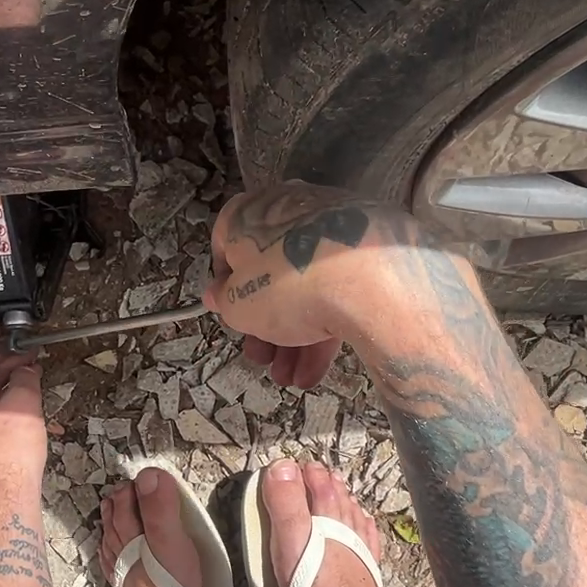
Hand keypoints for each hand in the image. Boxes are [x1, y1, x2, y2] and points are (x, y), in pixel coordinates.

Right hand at [203, 182, 429, 385]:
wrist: (368, 278)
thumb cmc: (288, 285)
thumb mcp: (238, 304)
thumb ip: (224, 300)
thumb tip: (217, 293)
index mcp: (248, 213)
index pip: (225, 249)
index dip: (226, 290)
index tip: (232, 317)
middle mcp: (289, 209)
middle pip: (269, 275)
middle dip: (264, 327)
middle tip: (263, 359)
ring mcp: (332, 226)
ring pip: (304, 287)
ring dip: (293, 339)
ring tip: (290, 377)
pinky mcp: (368, 248)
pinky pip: (337, 289)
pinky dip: (325, 326)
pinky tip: (317, 368)